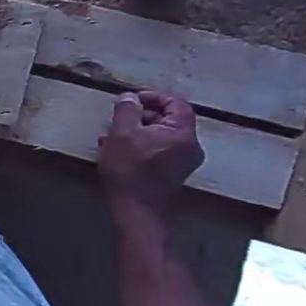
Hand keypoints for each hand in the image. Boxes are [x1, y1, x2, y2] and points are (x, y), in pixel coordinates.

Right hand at [99, 91, 203, 215]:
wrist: (136, 208)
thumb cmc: (128, 169)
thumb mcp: (121, 134)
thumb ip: (127, 110)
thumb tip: (129, 97)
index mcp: (183, 133)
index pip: (176, 103)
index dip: (153, 97)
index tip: (131, 100)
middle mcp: (191, 146)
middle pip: (170, 119)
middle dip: (143, 115)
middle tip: (119, 118)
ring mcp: (185, 160)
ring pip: (163, 134)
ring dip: (139, 130)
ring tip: (114, 135)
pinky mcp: (174, 172)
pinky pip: (161, 148)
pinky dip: (144, 143)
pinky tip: (122, 150)